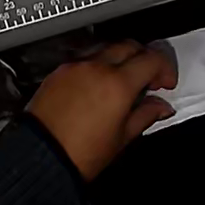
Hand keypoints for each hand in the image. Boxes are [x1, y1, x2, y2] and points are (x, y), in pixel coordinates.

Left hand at [26, 41, 177, 179]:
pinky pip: (85, 58)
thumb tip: (160, 107)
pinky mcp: (59, 71)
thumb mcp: (122, 138)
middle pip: (130, 46)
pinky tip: (98, 85)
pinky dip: (98, 65)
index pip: (152, 60)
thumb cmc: (78, 154)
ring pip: (106, 48)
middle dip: (144, 58)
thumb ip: (145, 115)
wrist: (39, 158)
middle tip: (149, 79)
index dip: (165, 69)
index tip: (165, 82)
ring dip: (120, 59)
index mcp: (118, 84)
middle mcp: (97, 68)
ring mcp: (76, 67)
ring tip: (123, 83)